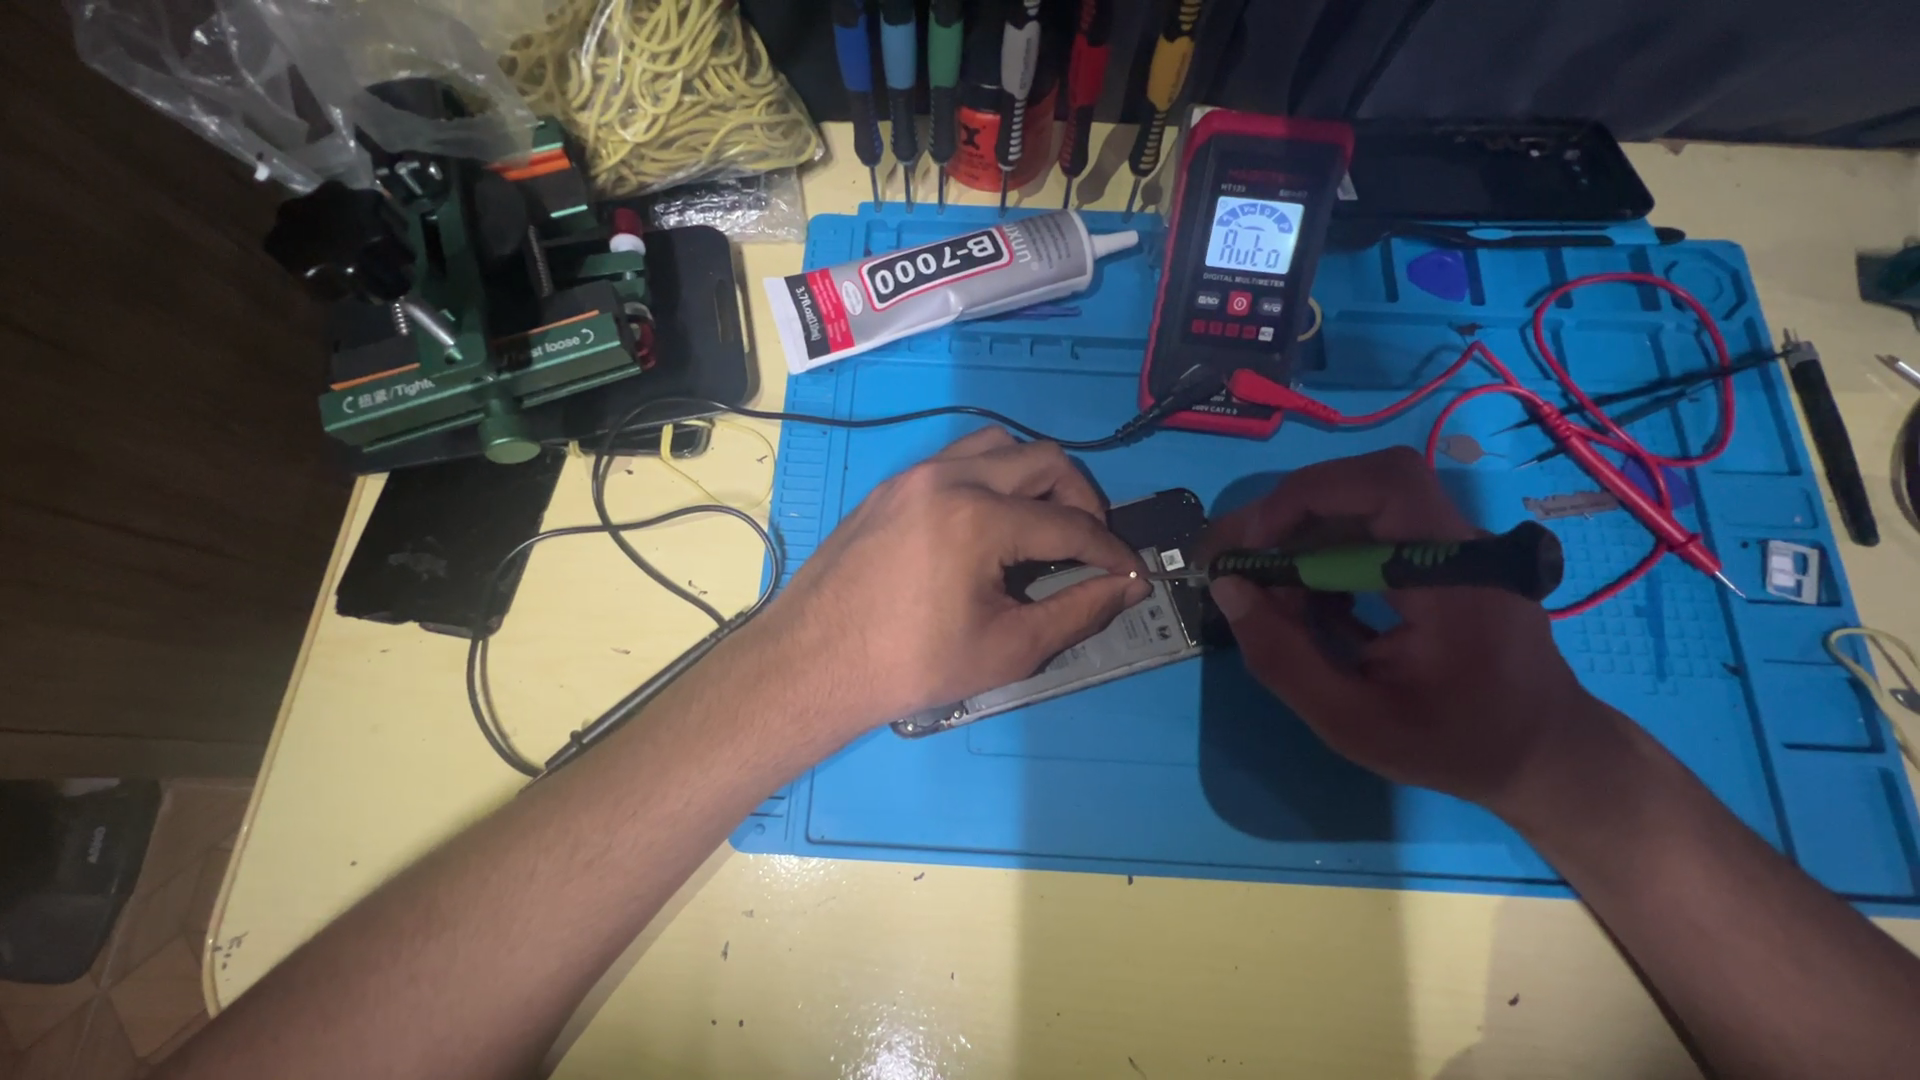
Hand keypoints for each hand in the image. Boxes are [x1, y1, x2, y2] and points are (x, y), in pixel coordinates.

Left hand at [748, 428, 1148, 737]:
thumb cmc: (910, 666)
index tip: (1130, 572)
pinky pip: (956, 458)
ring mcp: (913, 475)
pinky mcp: (890, 486)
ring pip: (998, 445)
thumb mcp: (1007, 650)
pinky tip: (988, 520)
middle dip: (1081, 500)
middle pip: (1044, 460)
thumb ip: (1078, 612)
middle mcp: (949, 478)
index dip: (1111, 550)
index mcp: (980, 518)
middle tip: (1089, 545)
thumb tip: (1128, 586)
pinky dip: (990, 476)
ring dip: (1034, 477)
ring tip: (1041, 523)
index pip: (1070, 523)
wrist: (812, 664)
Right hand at [1203, 447, 1602, 810]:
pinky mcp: (1440, 560)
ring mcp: (1452, 549)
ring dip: (1299, 544)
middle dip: (1284, 520)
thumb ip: (1283, 658)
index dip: (1305, 496)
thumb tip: (1227, 587)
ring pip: (1357, 511)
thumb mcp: (1353, 722)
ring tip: (1266, 599)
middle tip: (1231, 564)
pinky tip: (1307, 608)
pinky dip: (1323, 560)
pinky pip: (1370, 535)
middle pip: (1360, 489)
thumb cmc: (1455, 747)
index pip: (1384, 485)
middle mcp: (1459, 545)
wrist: (1545, 756)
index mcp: (1454, 578)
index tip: (1252, 545)